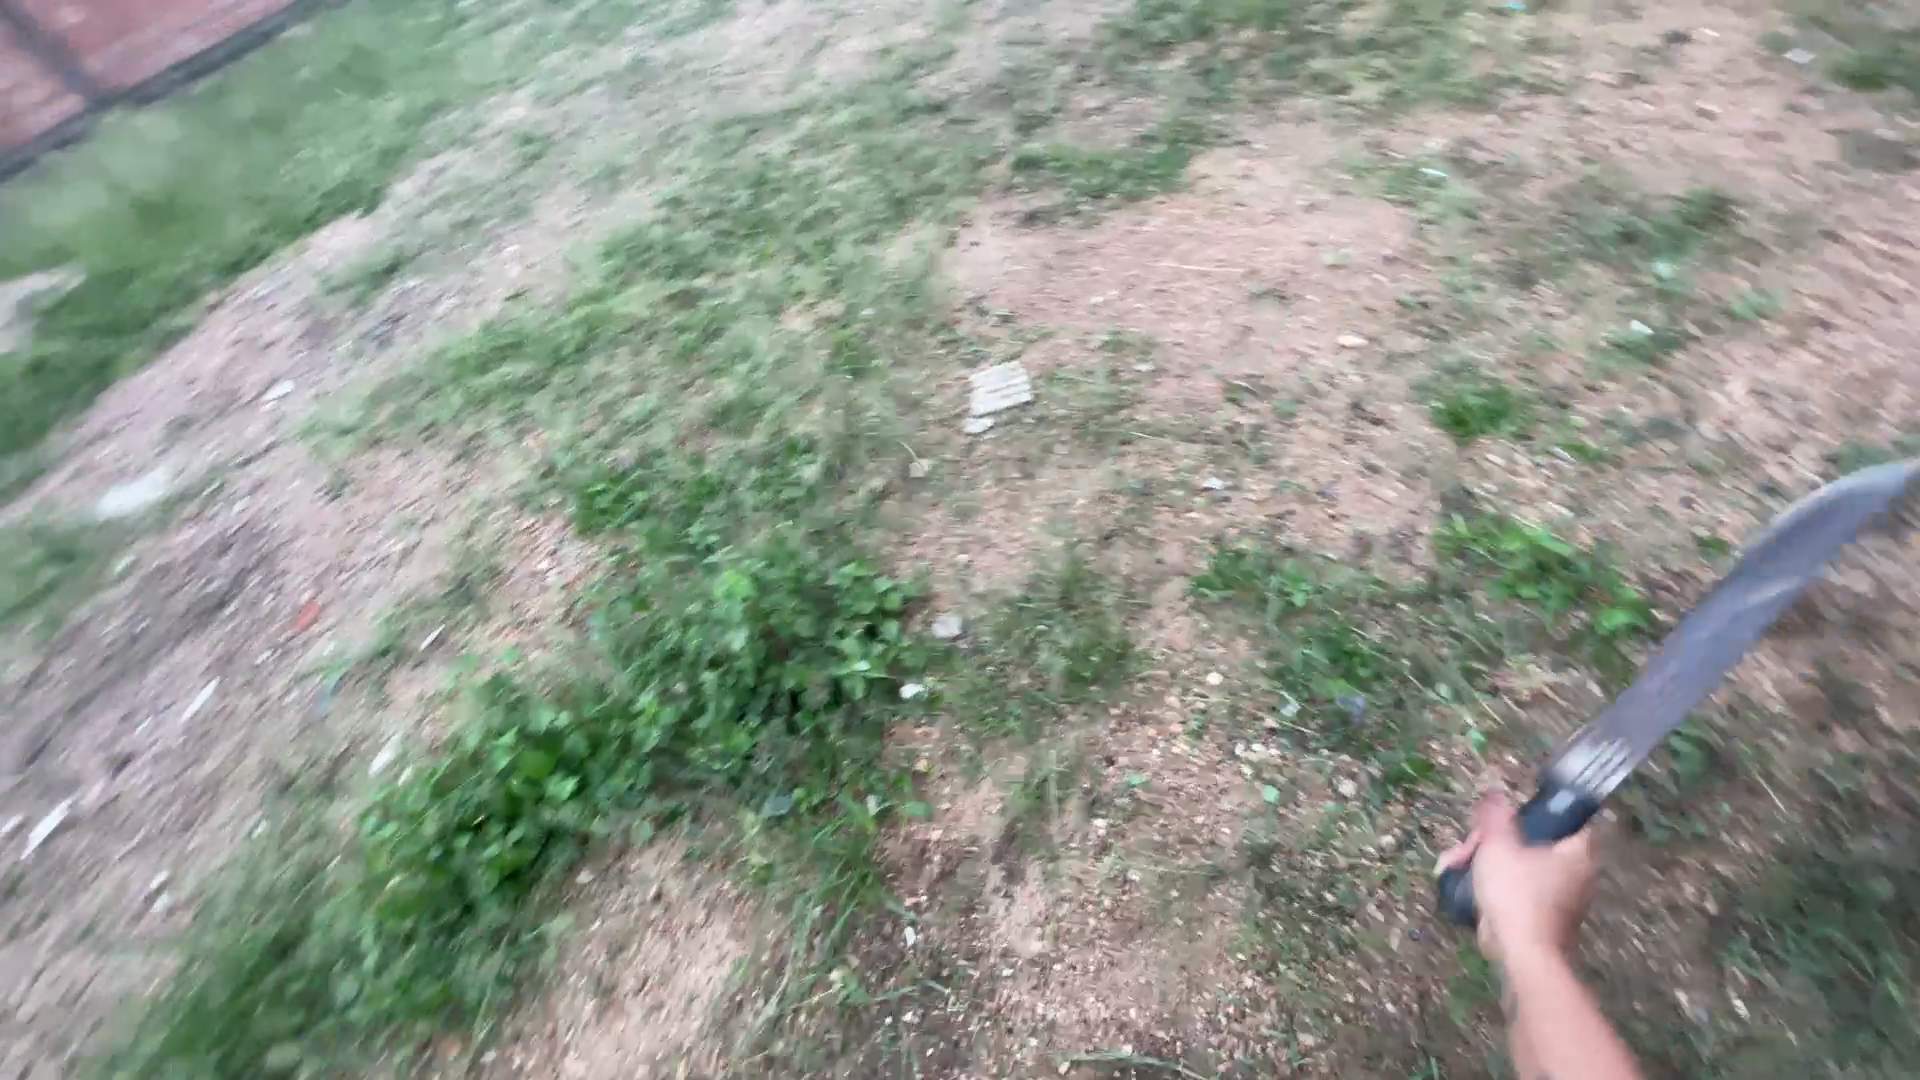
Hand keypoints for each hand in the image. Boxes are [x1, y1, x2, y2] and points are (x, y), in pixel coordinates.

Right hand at [1438, 789, 1599, 963]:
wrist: (1521, 950)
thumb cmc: (1515, 892)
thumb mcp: (1497, 844)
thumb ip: (1495, 815)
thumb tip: (1497, 791)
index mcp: (1577, 854)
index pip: (1570, 821)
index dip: (1540, 812)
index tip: (1510, 815)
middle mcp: (1576, 874)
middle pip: (1533, 840)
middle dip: (1492, 839)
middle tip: (1469, 845)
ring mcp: (1561, 896)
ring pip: (1519, 862)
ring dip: (1484, 859)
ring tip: (1455, 864)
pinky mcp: (1543, 913)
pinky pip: (1517, 885)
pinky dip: (1493, 880)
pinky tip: (1462, 880)